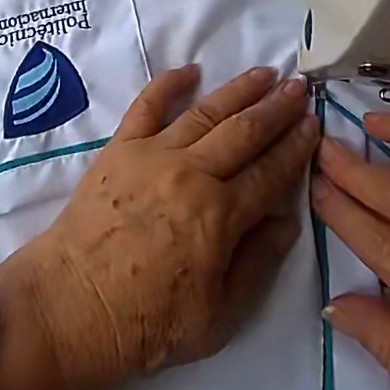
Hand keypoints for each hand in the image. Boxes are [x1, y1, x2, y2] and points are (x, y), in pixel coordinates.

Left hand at [0, 66, 316, 389]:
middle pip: (243, 133)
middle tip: (300, 88)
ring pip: (204, 113)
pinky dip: (167, 84)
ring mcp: (151, 155)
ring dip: (237, 90)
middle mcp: (191, 174)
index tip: (315, 126)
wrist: (74, 302)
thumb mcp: (222, 314)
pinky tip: (189, 70)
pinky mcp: (118, 149)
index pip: (270, 172)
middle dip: (277, 109)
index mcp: (220, 215)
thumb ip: (259, 261)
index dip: (296, 148)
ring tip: (265, 73)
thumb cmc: (149, 320)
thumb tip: (286, 218)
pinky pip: (145, 106)